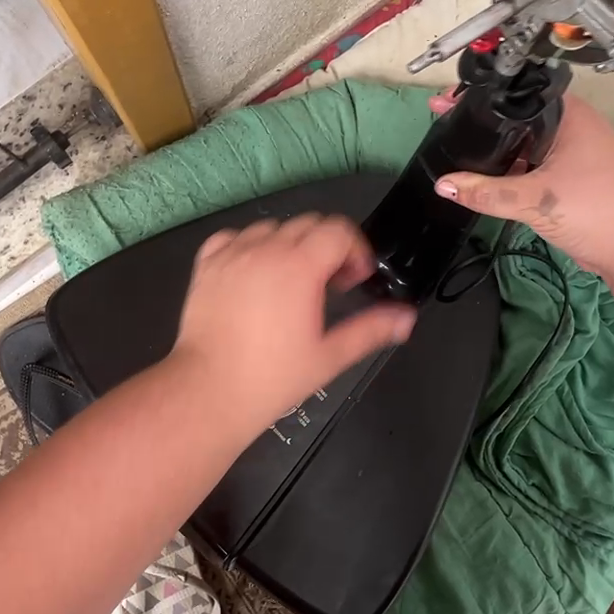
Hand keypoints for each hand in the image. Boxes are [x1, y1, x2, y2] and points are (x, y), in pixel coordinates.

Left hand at [167, 215, 416, 438]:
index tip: (353, 280)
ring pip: (272, 227)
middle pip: (308, 223)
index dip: (355, 250)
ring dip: (290, 245)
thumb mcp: (330, 356)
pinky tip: (256, 273)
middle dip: (327, 247)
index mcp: (300, 266)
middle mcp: (266, 250)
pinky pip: (234, 236)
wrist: (209, 390)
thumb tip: (406, 318)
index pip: (338, 230)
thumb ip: (371, 330)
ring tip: (292, 281)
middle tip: (329, 285)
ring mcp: (233, 254)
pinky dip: (250, 246)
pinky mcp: (207, 265)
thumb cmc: (271, 377)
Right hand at [429, 90, 613, 271]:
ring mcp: (568, 153)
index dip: (479, 97)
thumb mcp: (534, 199)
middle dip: (481, 123)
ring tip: (456, 149)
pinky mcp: (566, 177)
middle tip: (442, 123)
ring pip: (521, 144)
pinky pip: (528, 166)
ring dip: (494, 149)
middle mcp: (569, 128)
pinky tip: (481, 176)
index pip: (516, 94)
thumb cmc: (596, 210)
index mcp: (568, 116)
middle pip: (515, 118)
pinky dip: (506, 170)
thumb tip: (443, 185)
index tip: (445, 103)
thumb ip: (486, 192)